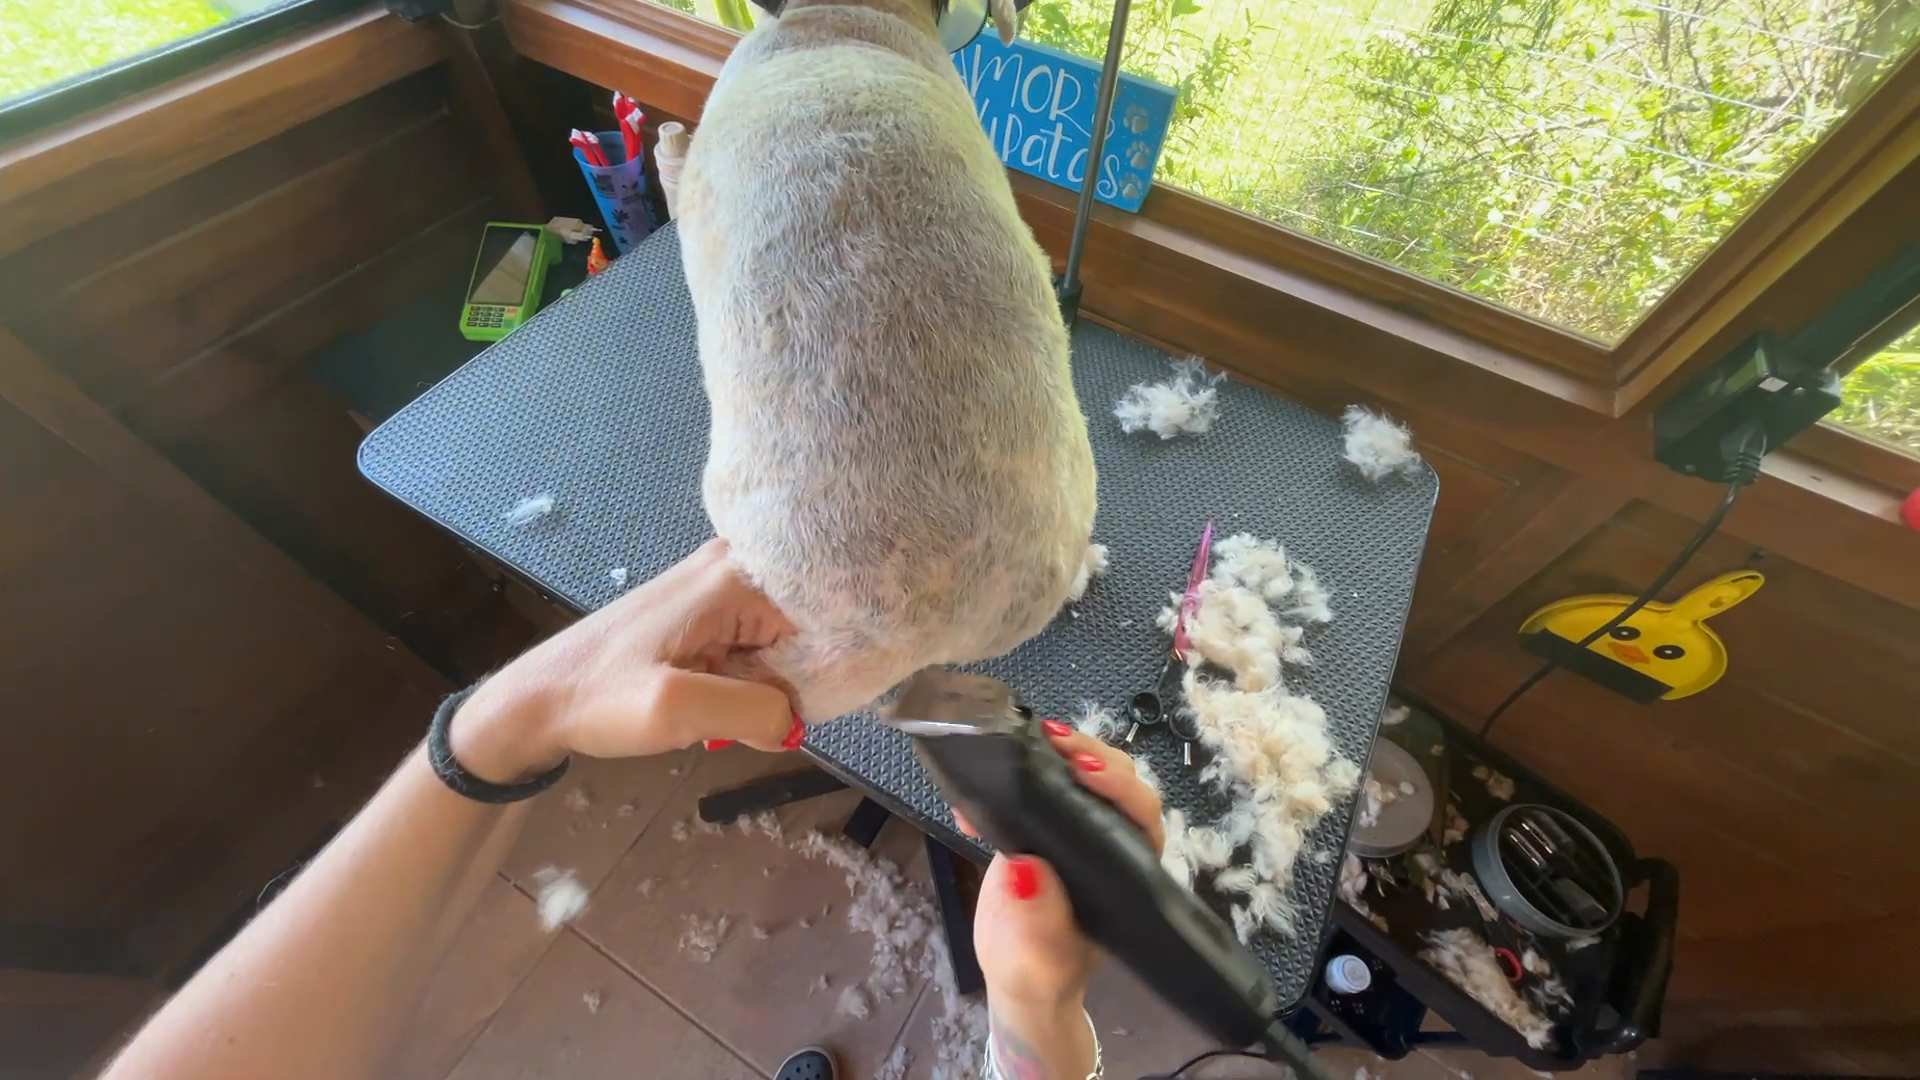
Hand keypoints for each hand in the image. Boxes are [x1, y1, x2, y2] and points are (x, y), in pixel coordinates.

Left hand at [450, 539, 802, 780]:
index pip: (822, 613)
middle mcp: (734, 564)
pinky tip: (724, 697)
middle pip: (805, 622)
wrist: (536, 699)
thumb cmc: (599, 697)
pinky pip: (757, 641)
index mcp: (736, 574)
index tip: (815, 702)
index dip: (827, 661)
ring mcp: (719, 583)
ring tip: (732, 707)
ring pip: (783, 637)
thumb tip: (795, 721)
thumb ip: (753, 712)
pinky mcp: (707, 607)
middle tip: (765, 715)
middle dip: (797, 673)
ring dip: (771, 680)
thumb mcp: (676, 710)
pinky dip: (752, 676)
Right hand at [963, 726, 1163, 1078]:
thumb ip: (1036, 927)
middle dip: (1089, 752)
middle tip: (1051, 740)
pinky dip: (1019, 762)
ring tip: (1025, 738)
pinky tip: (986, 768)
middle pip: (1116, 778)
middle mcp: (1110, 838)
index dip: (1119, 787)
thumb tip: (1027, 868)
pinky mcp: (1043, 815)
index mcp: (1126, 870)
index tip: (1085, 771)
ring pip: (1083, 769)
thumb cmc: (1035, 972)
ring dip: (1058, 748)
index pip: (1140, 815)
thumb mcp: (1034, 965)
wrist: (1017, 969)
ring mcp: (1076, 822)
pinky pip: (1040, 776)